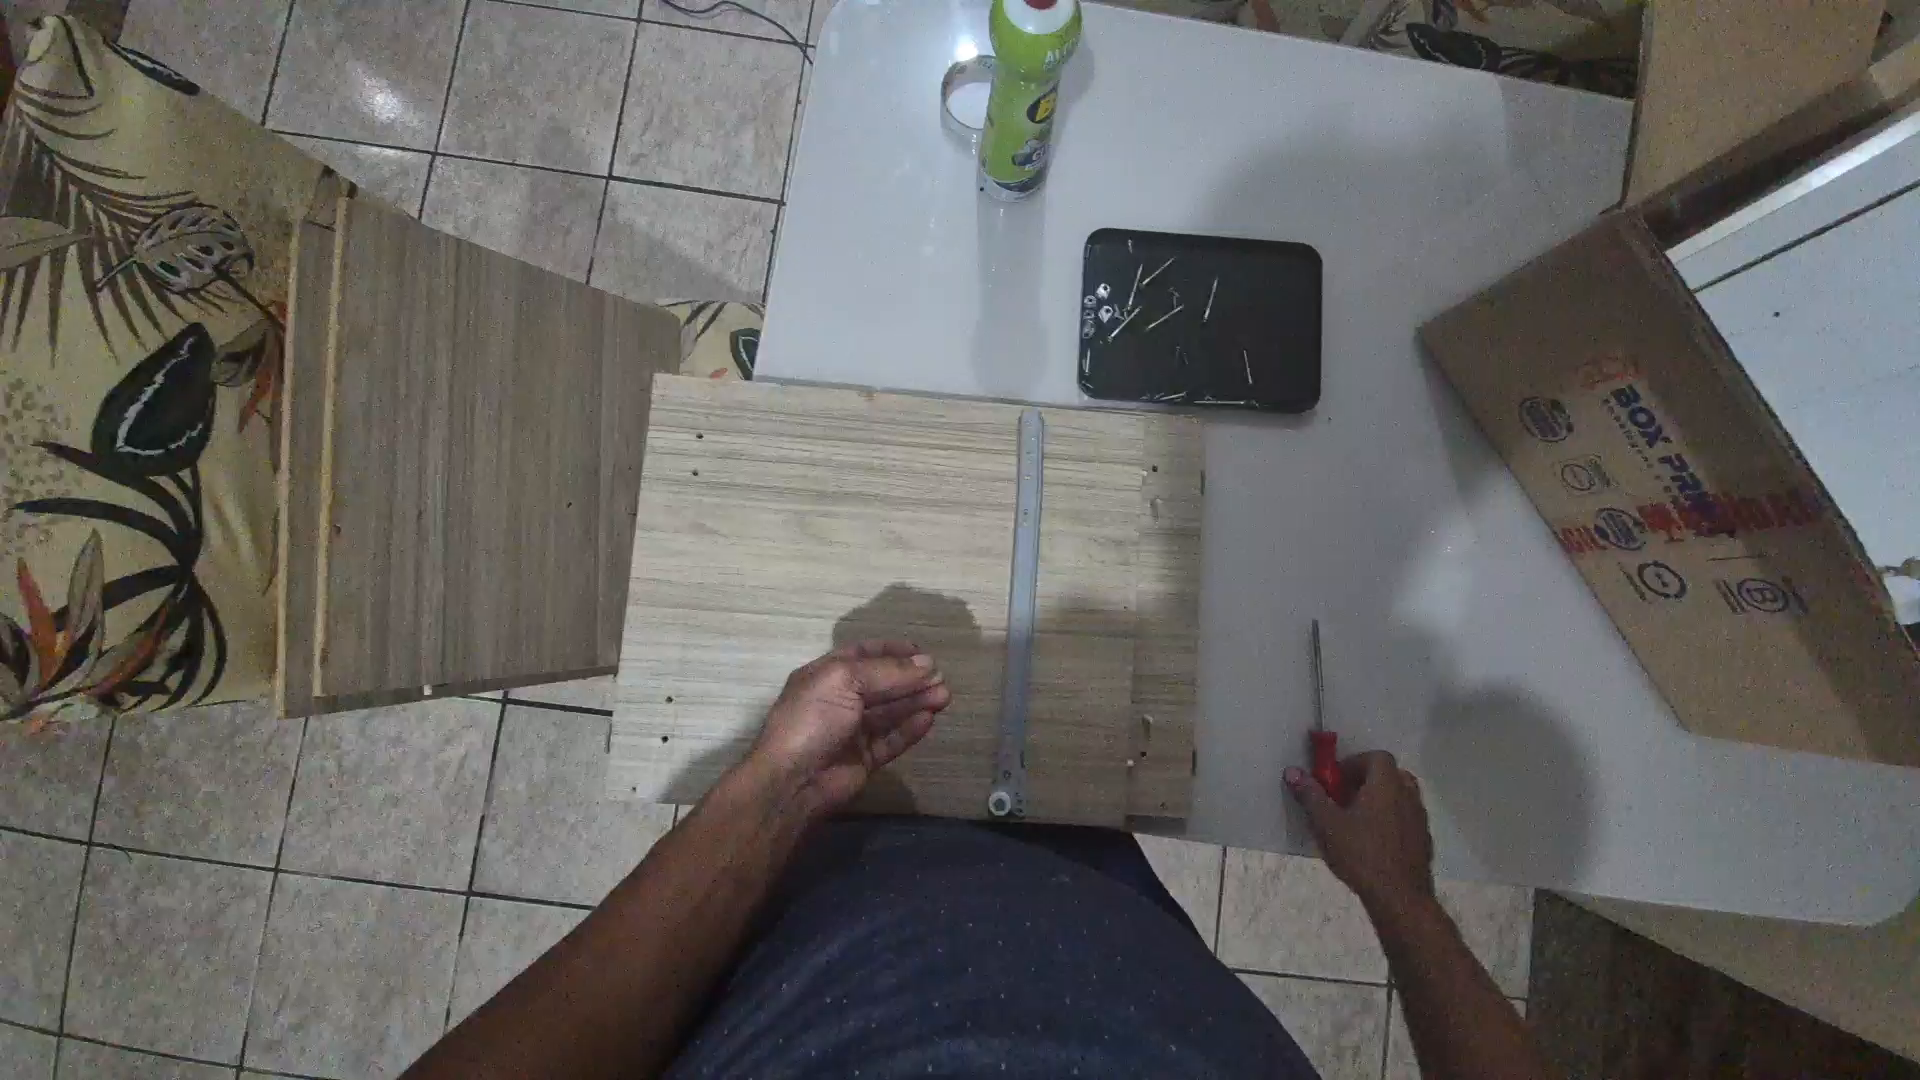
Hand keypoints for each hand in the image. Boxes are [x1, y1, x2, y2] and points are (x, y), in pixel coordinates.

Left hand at [744, 640, 951, 821]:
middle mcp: (839, 699)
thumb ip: (888, 671)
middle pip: (882, 684)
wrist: (792, 781)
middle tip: (941, 678)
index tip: (921, 653)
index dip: (892, 651)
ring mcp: (851, 731)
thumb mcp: (845, 680)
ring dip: (916, 702)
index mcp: (826, 675)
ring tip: (944, 696)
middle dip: (910, 679)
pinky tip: (929, 719)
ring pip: (890, 712)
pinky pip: (891, 740)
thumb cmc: (813, 718)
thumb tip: (928, 664)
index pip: (863, 655)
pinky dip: (910, 729)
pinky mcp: (863, 759)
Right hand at [1285, 751, 1434, 915]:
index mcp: (1386, 786)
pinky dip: (1391, 820)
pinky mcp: (1424, 842)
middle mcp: (1408, 797)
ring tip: (1358, 819)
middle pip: (1391, 774)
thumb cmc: (1360, 854)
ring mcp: (1420, 820)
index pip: (1377, 757)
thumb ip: (1310, 795)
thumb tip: (1292, 771)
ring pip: (1401, 797)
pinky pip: (1406, 819)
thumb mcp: (1326, 823)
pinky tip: (1373, 842)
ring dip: (1380, 800)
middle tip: (1346, 796)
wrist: (1400, 898)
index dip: (1355, 762)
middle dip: (1368, 780)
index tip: (1336, 780)